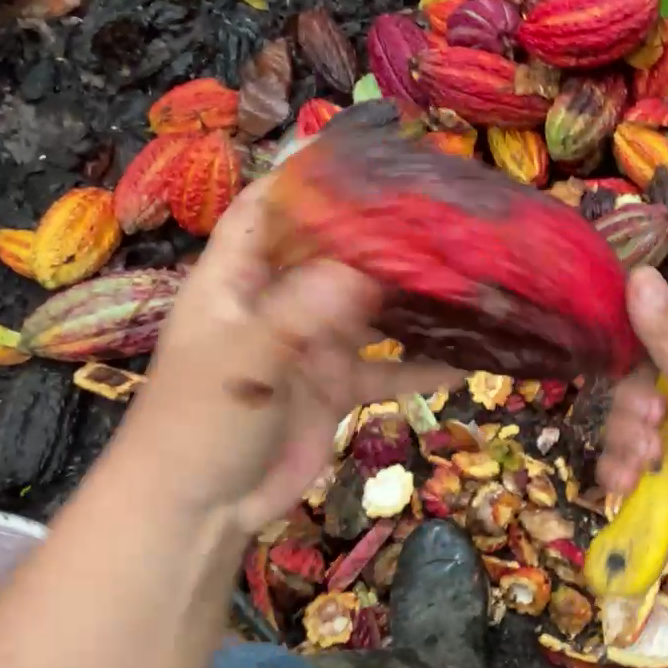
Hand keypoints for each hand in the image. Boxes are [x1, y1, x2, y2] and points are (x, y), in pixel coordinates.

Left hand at [99, 182, 462, 534]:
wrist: (200, 510)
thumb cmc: (198, 427)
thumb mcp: (244, 364)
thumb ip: (303, 315)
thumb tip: (366, 270)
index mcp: (236, 284)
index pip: (263, 214)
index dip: (299, 182)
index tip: (354, 157)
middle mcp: (277, 305)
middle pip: (330, 256)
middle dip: (376, 237)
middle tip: (436, 217)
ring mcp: (310, 347)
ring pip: (369, 311)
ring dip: (409, 300)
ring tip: (463, 280)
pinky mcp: (336, 387)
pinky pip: (389, 367)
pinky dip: (424, 366)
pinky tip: (469, 364)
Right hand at [597, 268, 667, 571]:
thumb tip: (640, 272)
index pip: (665, 342)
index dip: (641, 359)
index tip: (636, 375)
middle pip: (638, 385)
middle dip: (633, 413)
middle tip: (648, 430)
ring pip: (628, 425)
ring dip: (626, 446)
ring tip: (643, 468)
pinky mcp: (665, 473)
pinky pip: (627, 458)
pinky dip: (623, 471)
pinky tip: (628, 486)